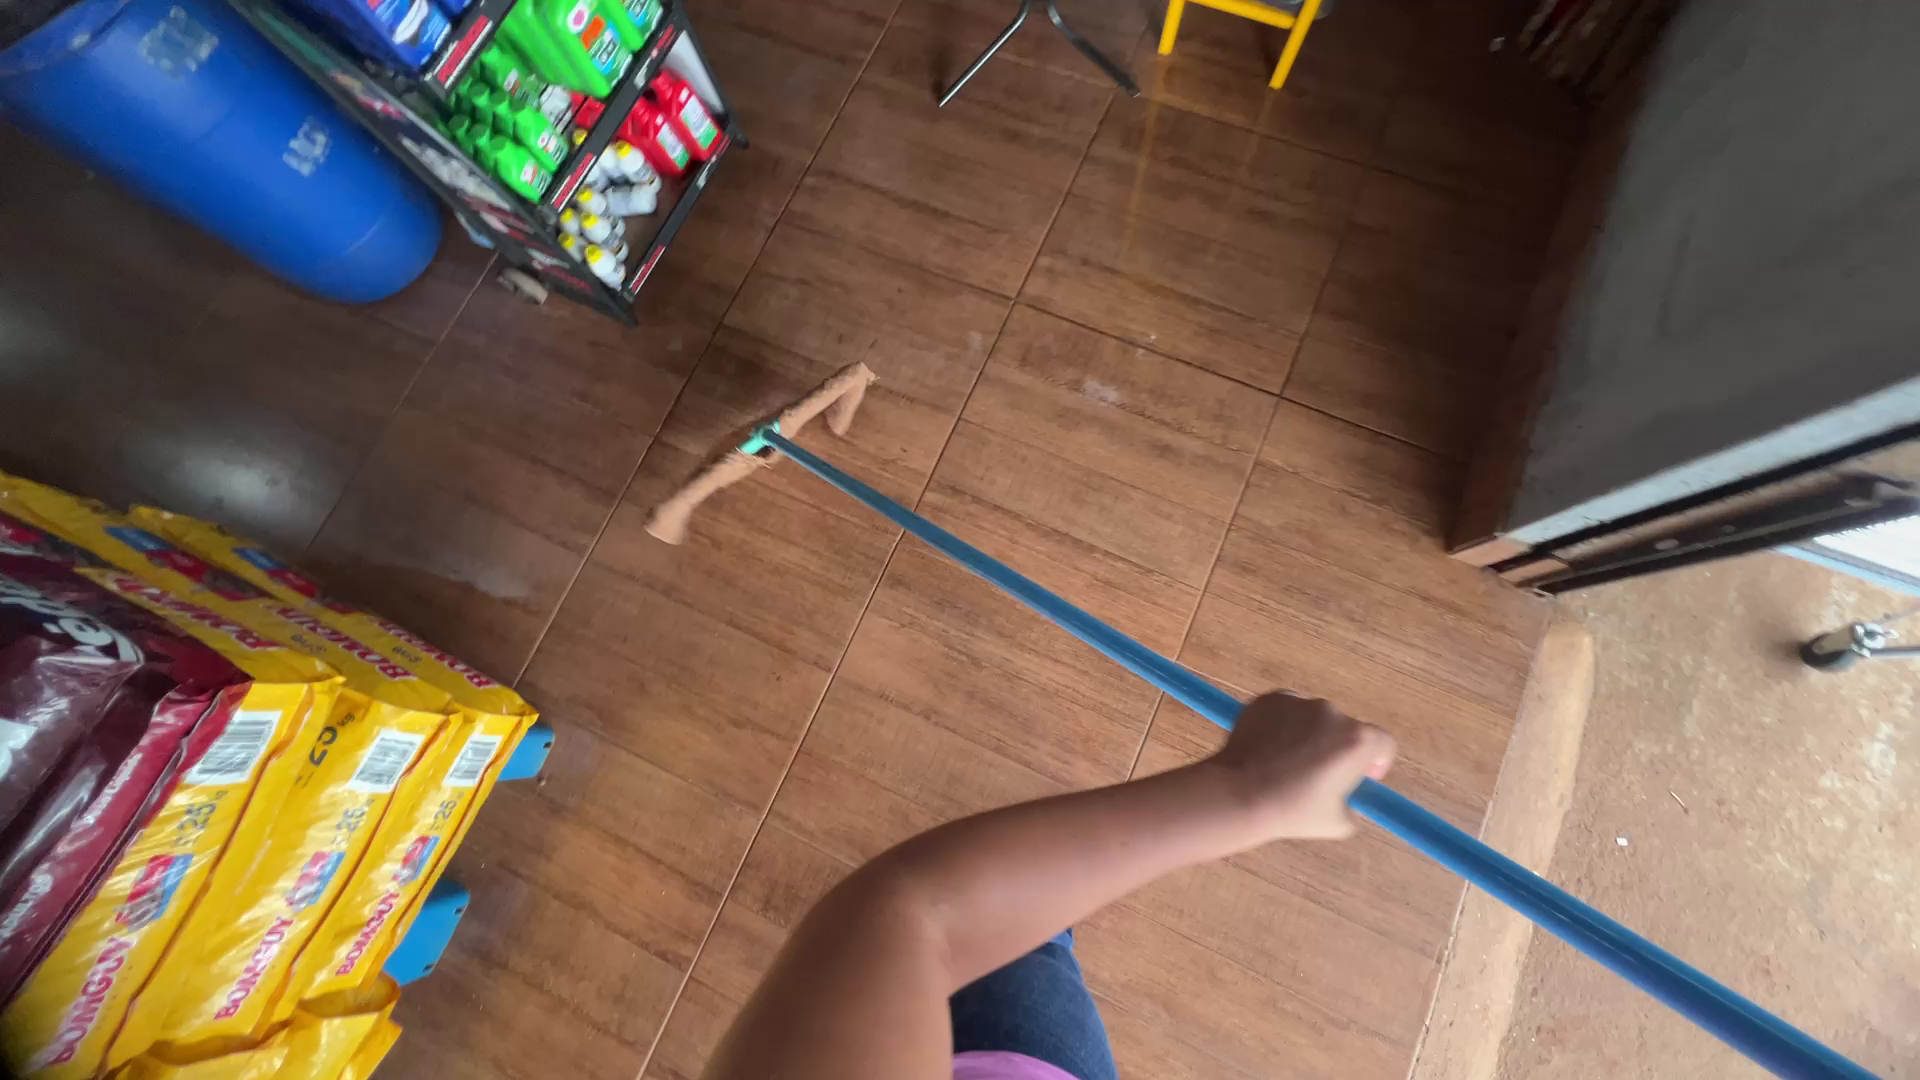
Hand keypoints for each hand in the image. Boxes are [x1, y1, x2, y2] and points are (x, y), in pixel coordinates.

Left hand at [1206, 693, 1394, 841]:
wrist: (1240, 791)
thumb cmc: (1293, 809)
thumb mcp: (1341, 821)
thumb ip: (1352, 800)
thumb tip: (1343, 791)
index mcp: (1358, 740)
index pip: (1382, 743)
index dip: (1376, 760)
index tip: (1361, 775)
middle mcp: (1331, 712)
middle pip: (1345, 727)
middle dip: (1337, 746)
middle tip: (1316, 771)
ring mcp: (1298, 701)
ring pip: (1313, 717)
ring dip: (1308, 733)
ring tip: (1286, 759)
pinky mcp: (1269, 699)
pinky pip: (1285, 710)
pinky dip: (1282, 724)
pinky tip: (1268, 746)